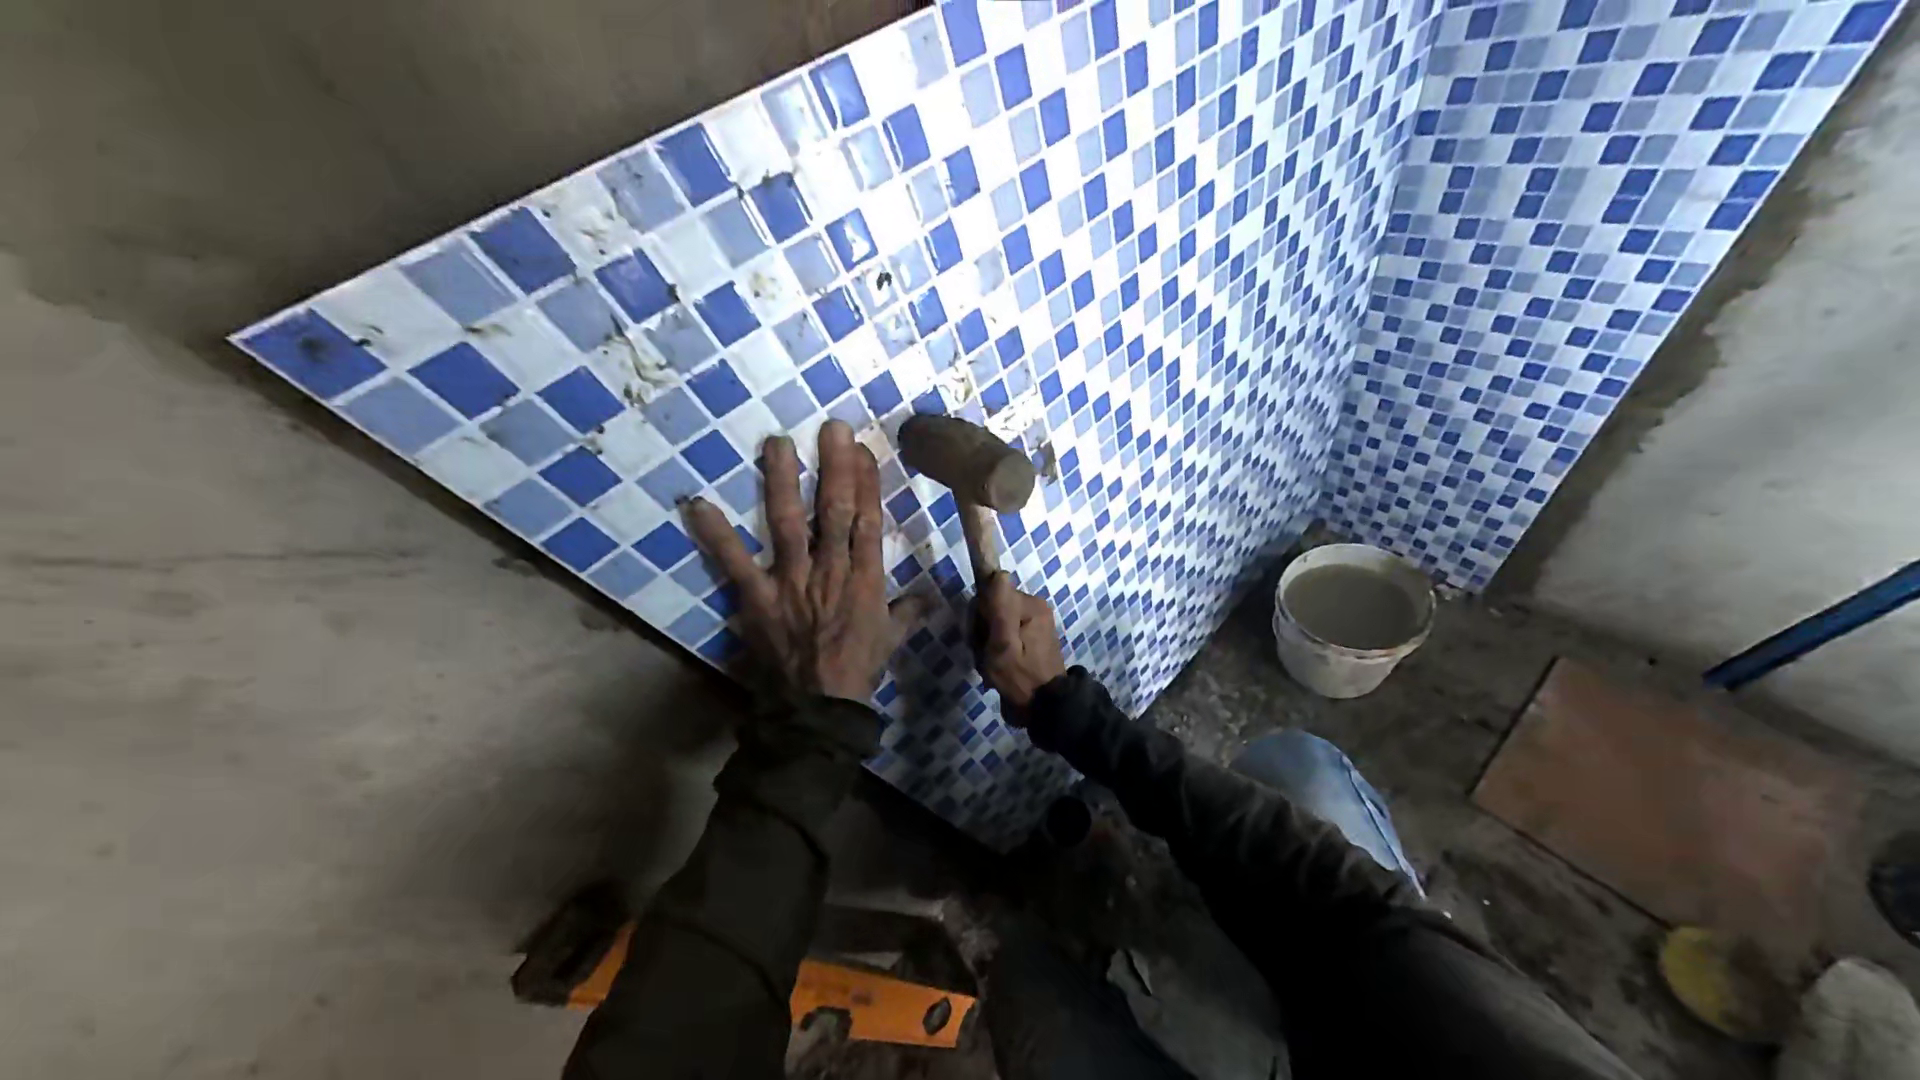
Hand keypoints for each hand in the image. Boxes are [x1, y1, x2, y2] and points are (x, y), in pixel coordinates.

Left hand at [683, 420, 918, 703]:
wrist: (820, 706)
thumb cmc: (858, 668)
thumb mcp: (891, 638)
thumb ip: (907, 612)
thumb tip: (928, 597)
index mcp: (865, 578)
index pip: (868, 520)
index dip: (866, 482)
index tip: (862, 449)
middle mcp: (830, 570)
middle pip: (834, 511)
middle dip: (834, 467)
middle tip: (831, 428)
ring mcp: (792, 581)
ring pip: (788, 524)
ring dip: (782, 482)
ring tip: (776, 444)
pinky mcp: (758, 598)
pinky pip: (735, 563)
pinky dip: (716, 536)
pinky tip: (698, 505)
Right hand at [975, 571, 1066, 719]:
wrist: (1046, 709)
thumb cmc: (1021, 678)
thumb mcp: (1003, 645)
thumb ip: (1000, 609)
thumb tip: (998, 572)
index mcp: (1030, 605)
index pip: (989, 594)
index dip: (979, 616)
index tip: (981, 640)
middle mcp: (1035, 607)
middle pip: (992, 607)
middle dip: (982, 632)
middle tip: (985, 657)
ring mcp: (1034, 622)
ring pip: (995, 622)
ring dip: (987, 644)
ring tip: (991, 665)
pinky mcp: (1032, 637)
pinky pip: (1005, 633)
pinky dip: (997, 650)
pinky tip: (998, 666)